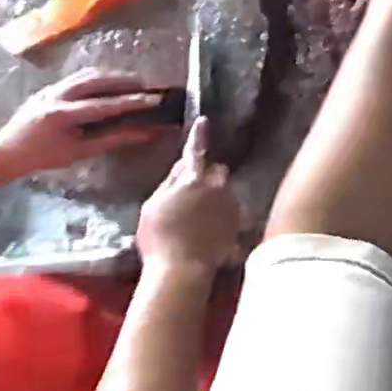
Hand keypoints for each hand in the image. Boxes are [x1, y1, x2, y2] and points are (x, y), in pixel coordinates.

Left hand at [0, 69, 166, 174]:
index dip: (132, 101)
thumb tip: (145, 133)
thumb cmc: (43, 157)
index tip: (154, 99)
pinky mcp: (51, 86)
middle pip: (98, 80)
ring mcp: (52, 87)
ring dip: (113, 76)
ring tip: (134, 81)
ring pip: (89, 74)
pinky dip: (99, 77)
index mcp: (61, 114)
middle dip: (125, 81)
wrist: (5, 152)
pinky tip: (111, 81)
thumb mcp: (80, 151)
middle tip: (148, 86)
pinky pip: (79, 76)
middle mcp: (56, 95)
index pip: (105, 104)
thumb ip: (113, 140)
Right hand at [136, 117, 239, 275]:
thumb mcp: (153, 205)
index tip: (203, 121)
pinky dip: (220, 217)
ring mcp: (231, 204)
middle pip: (216, 172)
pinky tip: (207, 233)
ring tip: (197, 223)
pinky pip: (229, 212)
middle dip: (207, 178)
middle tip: (191, 198)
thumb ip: (170, 182)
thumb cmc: (160, 237)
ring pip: (224, 192)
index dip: (198, 135)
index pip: (196, 150)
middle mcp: (217, 186)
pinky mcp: (238, 222)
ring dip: (214, 199)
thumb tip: (181, 166)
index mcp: (194, 178)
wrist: (184, 269)